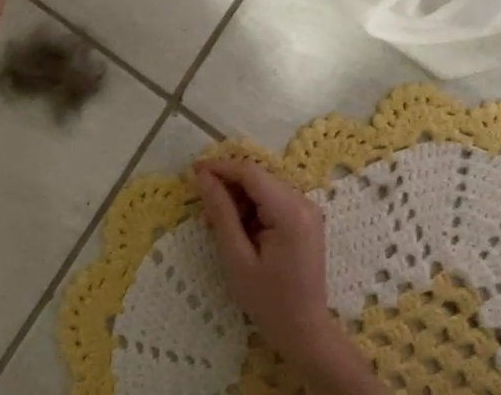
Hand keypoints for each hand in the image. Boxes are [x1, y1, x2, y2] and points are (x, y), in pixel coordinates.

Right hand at [193, 159, 333, 351]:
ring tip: (217, 224)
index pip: (251, 173)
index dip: (220, 167)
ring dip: (239, 199)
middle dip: (228, 186)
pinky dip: (252, 208)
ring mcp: (307, 211)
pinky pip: (273, 201)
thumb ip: (221, 213)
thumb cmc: (269, 302)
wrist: (305, 333)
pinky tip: (237, 229)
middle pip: (258, 178)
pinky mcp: (305, 220)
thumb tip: (204, 177)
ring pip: (264, 188)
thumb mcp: (237, 258)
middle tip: (203, 208)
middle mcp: (304, 203)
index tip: (193, 170)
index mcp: (290, 212)